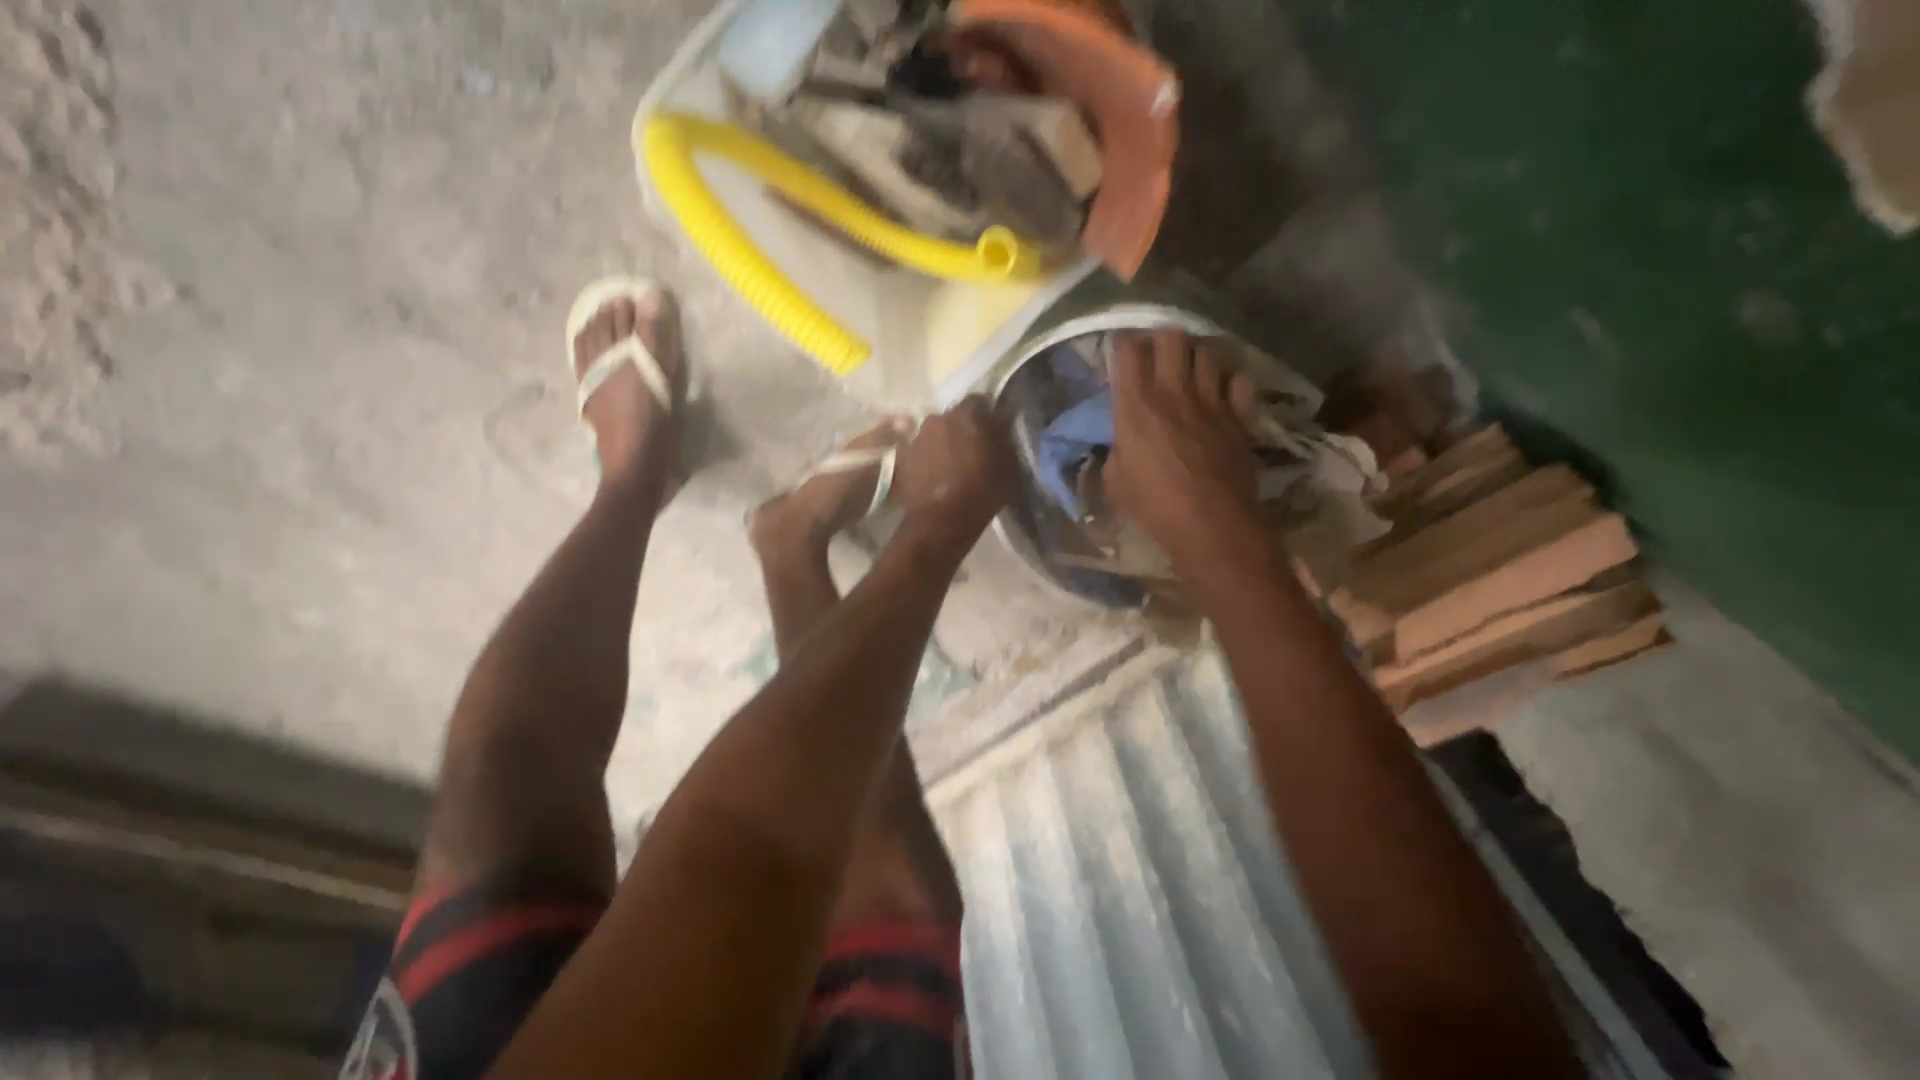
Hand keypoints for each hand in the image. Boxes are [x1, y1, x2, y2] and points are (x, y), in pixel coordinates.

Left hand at [892, 396, 1017, 543]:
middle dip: (964, 429)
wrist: (941, 521)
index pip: (980, 401)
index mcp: (966, 414)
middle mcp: (938, 418)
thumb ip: (1004, 438)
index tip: (994, 429)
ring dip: (945, 443)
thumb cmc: (981, 491)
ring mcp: (917, 437)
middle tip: (974, 447)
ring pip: (936, 434)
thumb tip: (1001, 424)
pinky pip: (921, 451)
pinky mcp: (903, 458)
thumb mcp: (1008, 465)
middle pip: (954, 418)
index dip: (987, 415)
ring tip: (954, 463)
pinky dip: (929, 458)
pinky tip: (937, 474)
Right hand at [1104, 329, 1264, 574]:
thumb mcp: (1116, 480)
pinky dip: (1231, 381)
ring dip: (1198, 355)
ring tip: (1193, 367)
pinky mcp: (1239, 416)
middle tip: (1160, 353)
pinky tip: (1224, 392)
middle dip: (1164, 338)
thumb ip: (1118, 449)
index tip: (1123, 350)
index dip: (1124, 343)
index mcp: (1136, 405)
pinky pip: (1239, 380)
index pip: (1127, 350)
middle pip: (1172, 336)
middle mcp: (1173, 391)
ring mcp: (1211, 400)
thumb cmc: (1154, 505)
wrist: (1210, 523)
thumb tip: (1123, 442)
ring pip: (1208, 352)